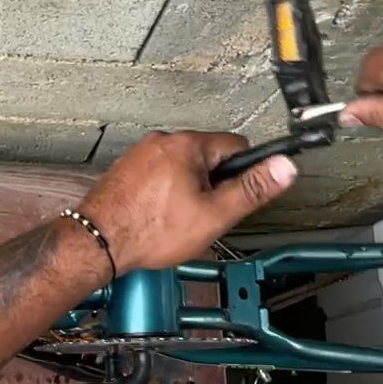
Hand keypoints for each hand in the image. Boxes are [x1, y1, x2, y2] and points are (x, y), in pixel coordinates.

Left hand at [76, 131, 295, 273]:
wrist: (98, 242)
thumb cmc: (149, 231)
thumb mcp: (213, 215)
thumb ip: (251, 189)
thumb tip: (284, 167)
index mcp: (186, 145)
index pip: (236, 146)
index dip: (241, 175)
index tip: (233, 197)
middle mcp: (162, 141)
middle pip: (208, 157)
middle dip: (212, 185)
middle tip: (202, 214)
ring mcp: (141, 153)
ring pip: (183, 167)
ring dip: (187, 189)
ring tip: (176, 219)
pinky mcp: (127, 168)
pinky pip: (159, 174)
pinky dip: (164, 193)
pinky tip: (157, 216)